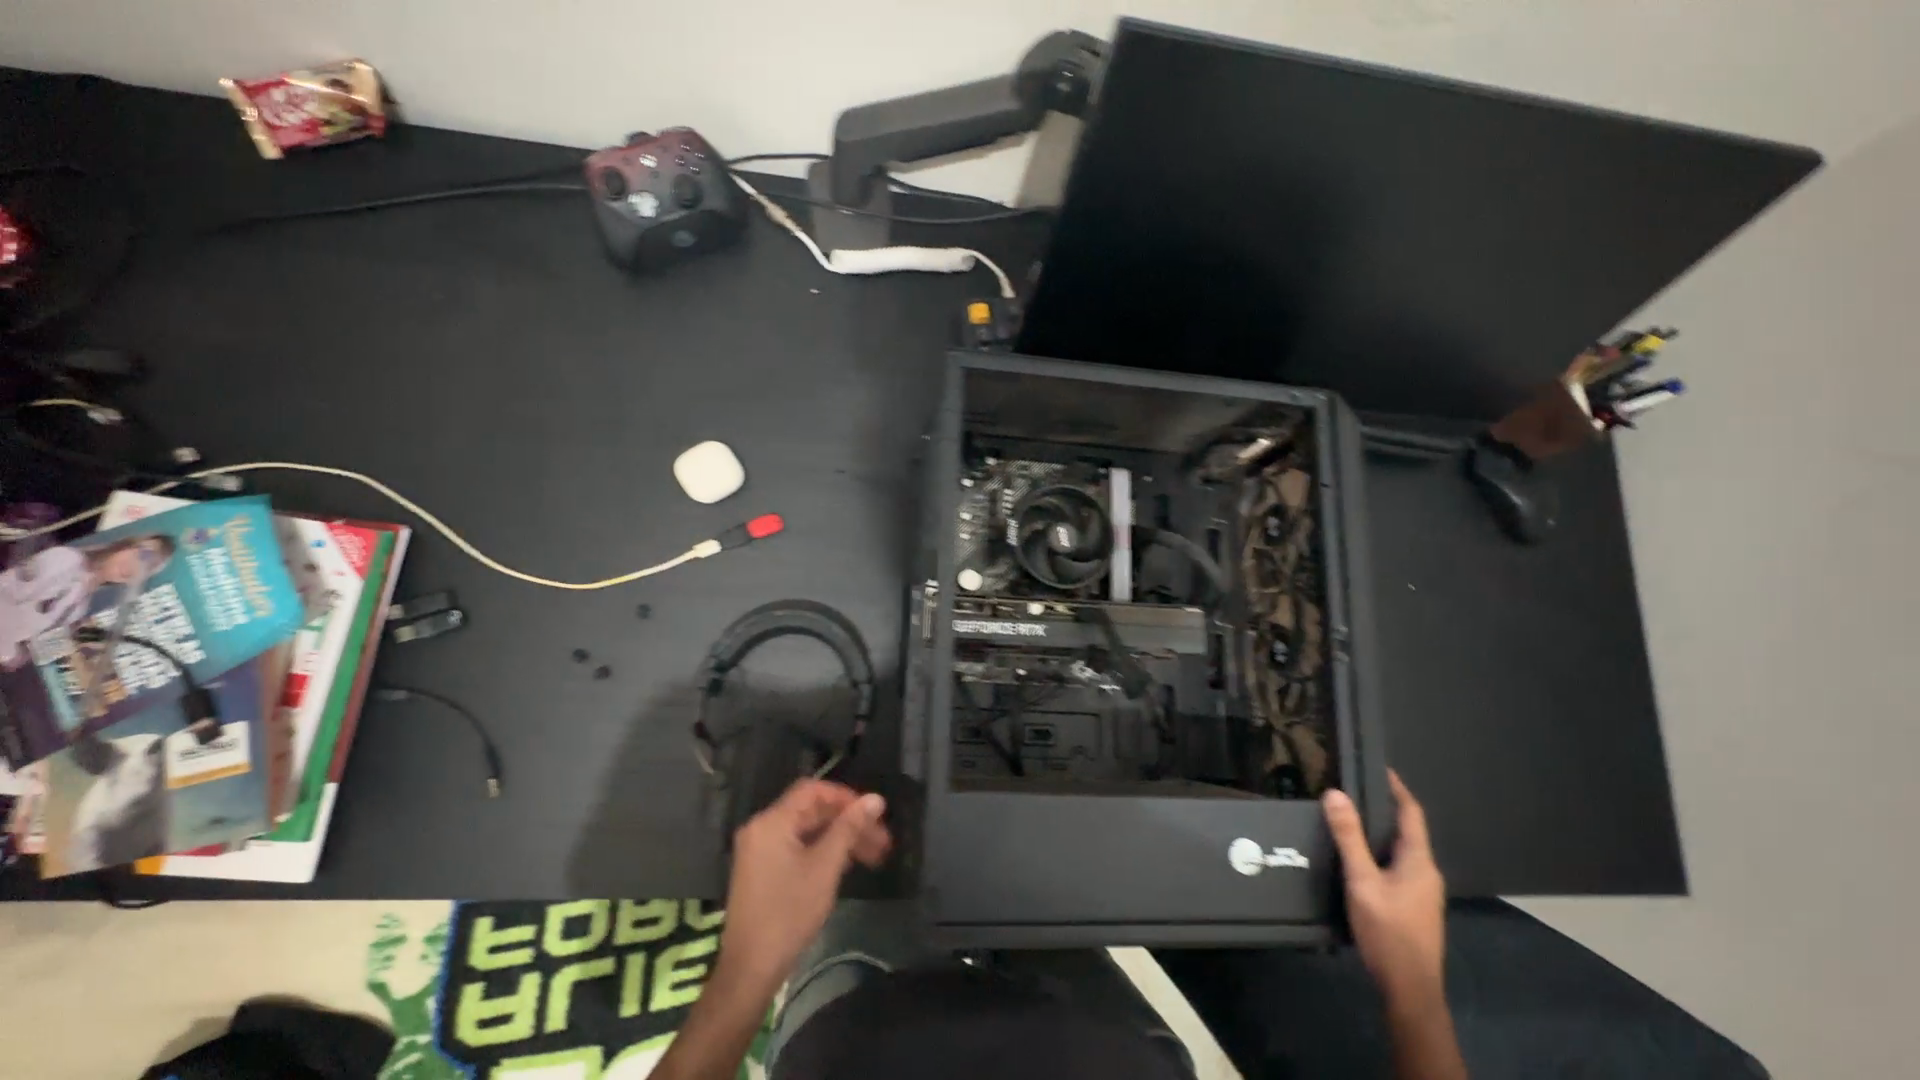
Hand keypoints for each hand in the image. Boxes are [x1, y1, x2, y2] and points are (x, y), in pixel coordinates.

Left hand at [715, 779, 891, 993]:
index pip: (812, 790)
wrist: (752, 966)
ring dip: (839, 839)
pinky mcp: (762, 870)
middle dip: (848, 822)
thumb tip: (874, 799)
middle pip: (811, 811)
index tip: (873, 814)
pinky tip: (847, 866)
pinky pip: (797, 848)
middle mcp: (762, 828)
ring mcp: (760, 850)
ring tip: (874, 857)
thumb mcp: (825, 867)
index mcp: (772, 822)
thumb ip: (849, 829)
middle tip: (882, 842)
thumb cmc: (789, 912)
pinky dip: (822, 852)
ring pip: (807, 832)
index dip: (846, 797)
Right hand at [1324, 770, 1446, 1008]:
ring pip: (1400, 853)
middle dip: (1383, 810)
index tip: (1379, 768)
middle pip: (1407, 832)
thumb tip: (1336, 794)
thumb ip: (1349, 839)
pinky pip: (1396, 870)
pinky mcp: (1413, 908)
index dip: (1397, 789)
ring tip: (1349, 822)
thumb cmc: (1388, 931)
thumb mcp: (1362, 882)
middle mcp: (1426, 872)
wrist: (1410, 987)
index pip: (1411, 813)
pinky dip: (1379, 856)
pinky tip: (1357, 863)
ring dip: (1379, 835)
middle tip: (1353, 792)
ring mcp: (1422, 893)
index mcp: (1419, 860)